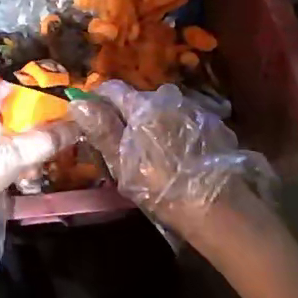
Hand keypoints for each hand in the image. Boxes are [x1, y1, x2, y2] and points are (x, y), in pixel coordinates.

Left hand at [0, 82, 77, 231]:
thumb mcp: (18, 152)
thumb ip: (48, 139)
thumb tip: (76, 126)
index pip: (10, 87)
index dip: (32, 89)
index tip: (54, 97)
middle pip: (10, 114)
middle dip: (31, 126)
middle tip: (52, 133)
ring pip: (5, 137)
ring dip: (23, 149)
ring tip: (39, 162)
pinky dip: (13, 163)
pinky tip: (25, 176)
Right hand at [68, 80, 271, 239]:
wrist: (220, 208)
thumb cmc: (161, 188)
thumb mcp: (122, 163)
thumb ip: (101, 130)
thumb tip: (77, 101)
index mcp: (143, 105)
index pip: (112, 89)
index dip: (97, 102)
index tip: (90, 120)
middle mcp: (169, 98)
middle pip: (138, 100)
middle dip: (125, 116)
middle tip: (119, 144)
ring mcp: (195, 111)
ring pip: (162, 111)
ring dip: (152, 125)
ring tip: (151, 153)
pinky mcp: (215, 127)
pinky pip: (185, 123)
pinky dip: (176, 133)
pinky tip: (178, 157)